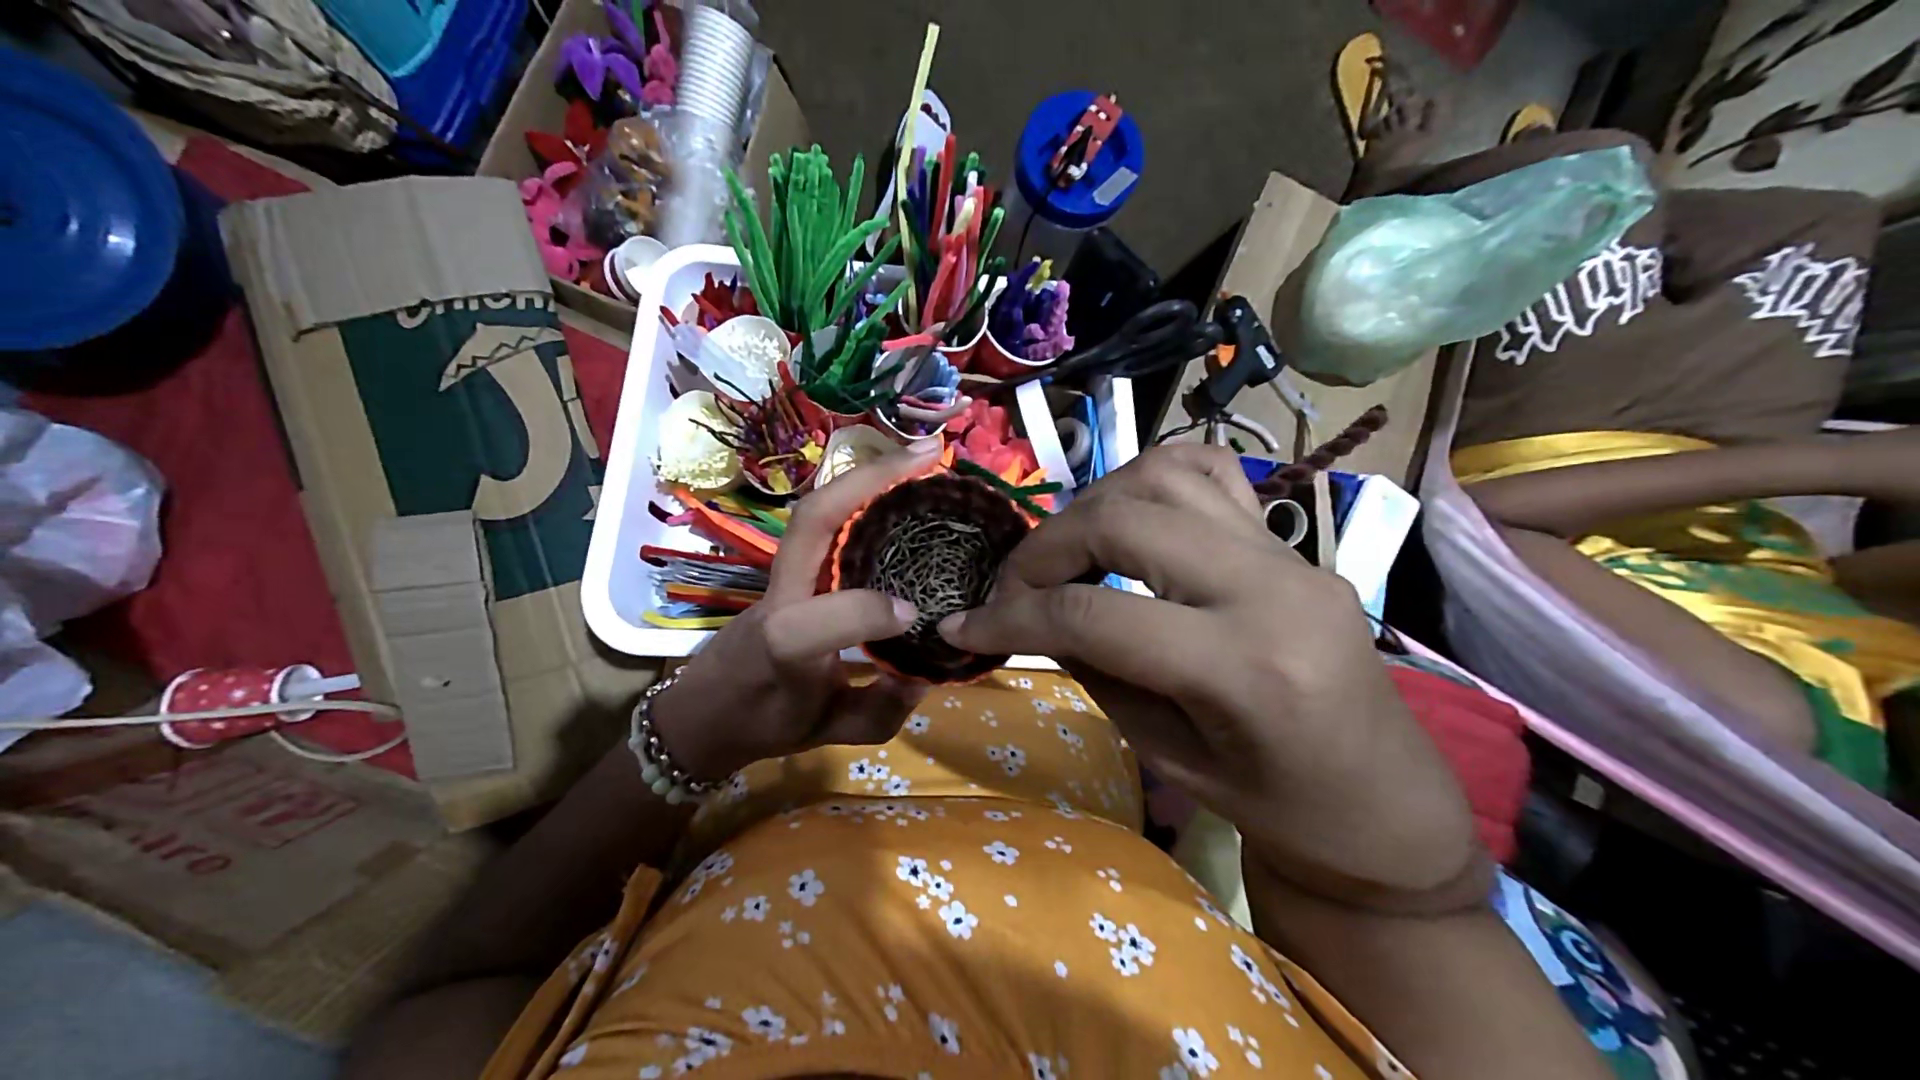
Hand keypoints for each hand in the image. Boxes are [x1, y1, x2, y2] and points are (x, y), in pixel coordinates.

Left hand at [648, 446, 939, 779]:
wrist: (702, 712)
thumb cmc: (762, 724)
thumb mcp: (828, 732)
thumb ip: (880, 711)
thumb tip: (927, 672)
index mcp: (780, 648)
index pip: (818, 619)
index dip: (870, 612)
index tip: (915, 617)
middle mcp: (778, 598)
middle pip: (812, 519)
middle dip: (869, 478)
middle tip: (928, 454)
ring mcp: (780, 574)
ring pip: (815, 509)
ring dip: (864, 476)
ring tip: (918, 459)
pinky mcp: (789, 567)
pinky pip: (822, 521)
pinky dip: (857, 494)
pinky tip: (892, 487)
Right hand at [938, 445, 1476, 898]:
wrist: (1385, 804)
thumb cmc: (1279, 809)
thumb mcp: (1168, 757)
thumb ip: (1096, 671)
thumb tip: (1029, 618)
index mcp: (1244, 667)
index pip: (1094, 615)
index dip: (1011, 617)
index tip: (962, 628)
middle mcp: (1270, 588)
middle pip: (1122, 522)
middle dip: (1044, 550)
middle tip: (1011, 590)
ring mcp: (1289, 553)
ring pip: (1163, 476)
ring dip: (1091, 506)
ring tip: (1066, 553)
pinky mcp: (1292, 543)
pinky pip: (1210, 476)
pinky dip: (1149, 482)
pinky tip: (1126, 519)